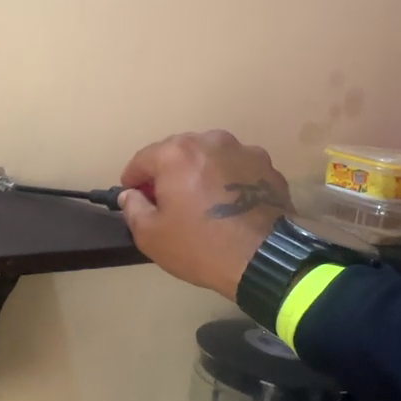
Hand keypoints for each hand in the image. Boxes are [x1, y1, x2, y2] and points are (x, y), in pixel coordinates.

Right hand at [117, 131, 290, 300]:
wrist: (267, 259)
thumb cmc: (200, 245)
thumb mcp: (150, 235)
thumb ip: (133, 208)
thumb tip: (131, 195)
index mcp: (176, 153)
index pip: (142, 159)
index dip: (132, 179)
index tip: (132, 195)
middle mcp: (210, 141)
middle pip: (178, 153)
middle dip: (168, 173)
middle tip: (165, 200)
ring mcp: (244, 151)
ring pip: (210, 159)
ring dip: (200, 174)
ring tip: (201, 202)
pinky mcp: (269, 168)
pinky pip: (237, 170)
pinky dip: (228, 182)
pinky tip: (228, 207)